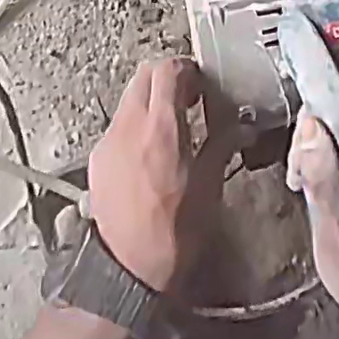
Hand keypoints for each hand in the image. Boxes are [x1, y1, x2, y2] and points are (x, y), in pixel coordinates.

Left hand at [86, 57, 230, 293]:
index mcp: (161, 128)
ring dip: (151, 99)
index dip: (186, 68)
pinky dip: (136, 123)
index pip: (167, 70)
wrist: (126, 269)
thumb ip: (223, 146)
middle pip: (144, 75)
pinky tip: (150, 150)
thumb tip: (241, 127)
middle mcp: (129, 126)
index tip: (201, 84)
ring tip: (173, 125)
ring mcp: (109, 140)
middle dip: (168, 78)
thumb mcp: (209, 188)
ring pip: (129, 97)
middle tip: (189, 98)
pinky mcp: (97, 157)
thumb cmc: (174, 232)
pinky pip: (118, 124)